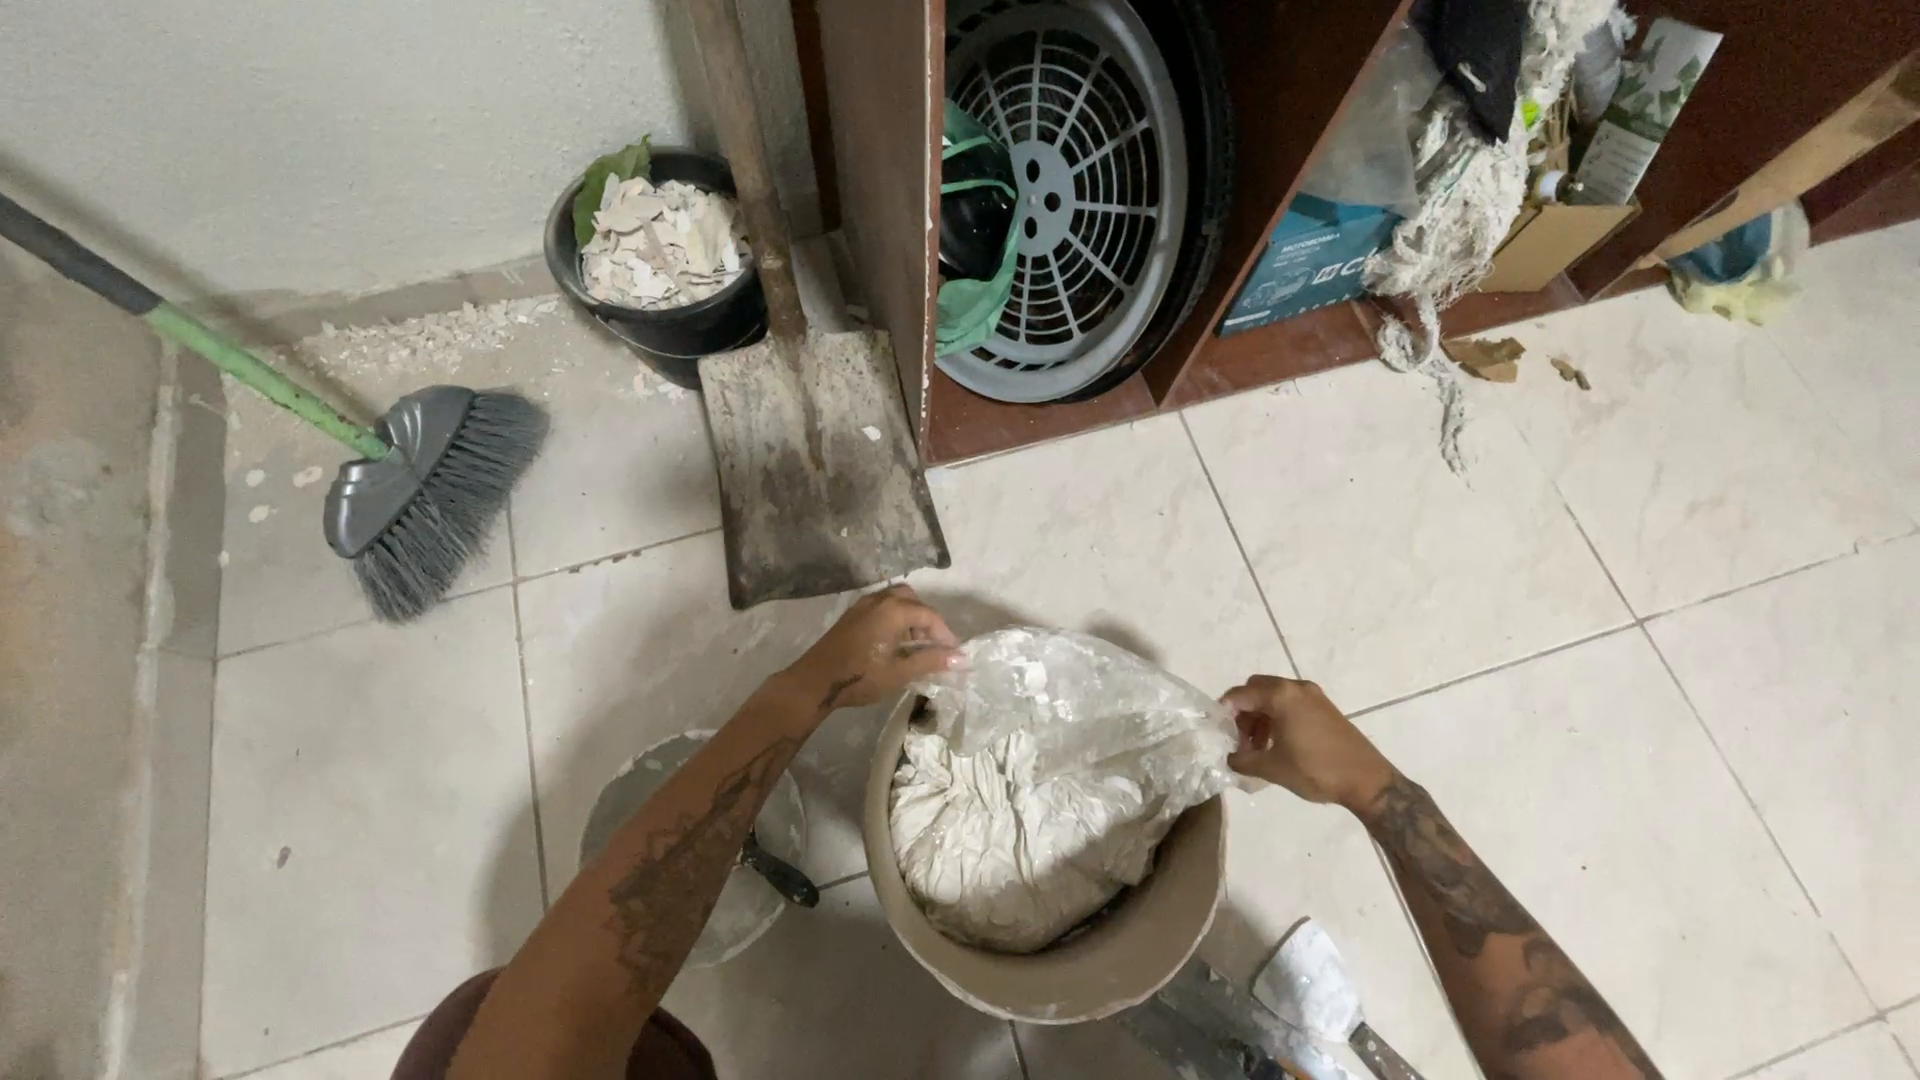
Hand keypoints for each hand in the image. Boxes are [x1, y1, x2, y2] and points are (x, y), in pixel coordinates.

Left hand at [779, 585, 960, 714]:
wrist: (815, 681)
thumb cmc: (861, 677)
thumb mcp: (900, 672)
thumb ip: (932, 661)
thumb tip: (962, 658)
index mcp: (893, 610)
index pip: (929, 616)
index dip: (945, 634)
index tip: (953, 653)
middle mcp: (879, 600)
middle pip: (913, 600)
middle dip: (927, 620)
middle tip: (932, 645)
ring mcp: (863, 605)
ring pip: (896, 600)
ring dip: (910, 617)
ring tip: (913, 645)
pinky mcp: (852, 614)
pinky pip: (882, 606)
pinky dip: (894, 617)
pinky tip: (893, 642)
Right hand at [1221, 676, 1394, 813]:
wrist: (1368, 781)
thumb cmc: (1316, 770)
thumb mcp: (1271, 768)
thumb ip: (1242, 760)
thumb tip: (1229, 758)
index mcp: (1280, 696)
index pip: (1240, 695)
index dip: (1224, 712)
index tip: (1218, 732)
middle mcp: (1295, 688)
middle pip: (1256, 689)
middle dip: (1243, 711)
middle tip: (1238, 738)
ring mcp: (1313, 696)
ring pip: (1273, 696)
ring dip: (1260, 716)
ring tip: (1257, 746)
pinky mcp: (1324, 707)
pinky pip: (1290, 703)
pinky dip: (1277, 717)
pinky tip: (1277, 743)